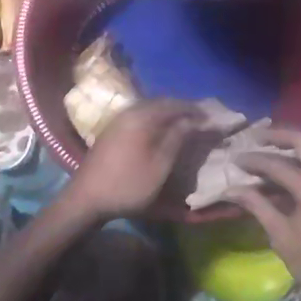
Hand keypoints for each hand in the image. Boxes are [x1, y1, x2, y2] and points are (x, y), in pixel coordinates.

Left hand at [57, 99, 201, 221]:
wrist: (87, 197)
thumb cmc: (128, 184)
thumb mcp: (160, 165)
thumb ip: (178, 138)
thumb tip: (195, 120)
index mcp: (141, 117)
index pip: (175, 104)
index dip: (196, 110)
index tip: (213, 120)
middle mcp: (129, 111)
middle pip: (161, 103)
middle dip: (183, 109)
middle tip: (202, 122)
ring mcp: (117, 119)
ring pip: (149, 108)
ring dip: (169, 114)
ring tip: (186, 127)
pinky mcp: (111, 129)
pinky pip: (139, 116)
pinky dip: (155, 119)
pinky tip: (162, 132)